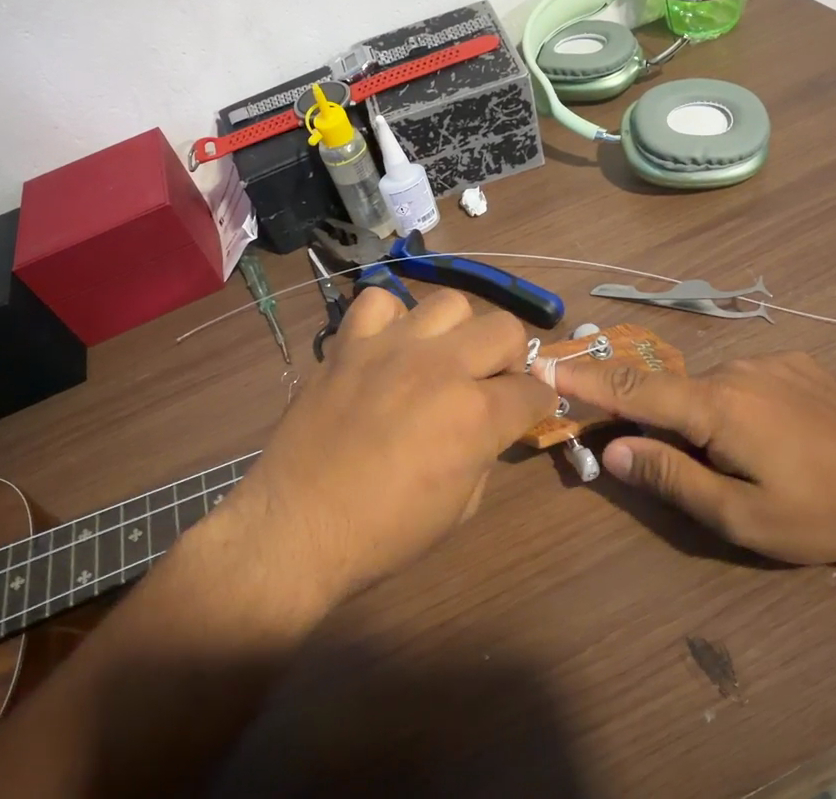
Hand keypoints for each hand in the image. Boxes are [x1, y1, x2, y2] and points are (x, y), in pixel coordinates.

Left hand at [220, 288, 555, 602]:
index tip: (526, 414)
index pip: (534, 390)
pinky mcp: (349, 344)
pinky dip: (392, 320)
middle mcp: (441, 367)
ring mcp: (392, 348)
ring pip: (450, 302)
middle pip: (506, 328)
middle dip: (509, 360)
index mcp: (476, 415)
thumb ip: (486, 451)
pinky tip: (389, 350)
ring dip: (457, 333)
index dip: (536, 405)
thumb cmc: (385, 533)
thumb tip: (491, 426)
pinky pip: (380, 301)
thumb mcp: (462, 507)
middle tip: (487, 387)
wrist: (298, 527)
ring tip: (439, 362)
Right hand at [552, 352, 835, 564]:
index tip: (542, 365)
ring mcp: (767, 362)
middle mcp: (734, 370)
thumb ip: (673, 478)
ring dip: (698, 418)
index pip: (632, 388)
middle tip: (666, 464)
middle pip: (668, 391)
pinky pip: (740, 381)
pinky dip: (731, 406)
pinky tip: (771, 439)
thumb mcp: (742, 518)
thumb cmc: (822, 512)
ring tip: (741, 464)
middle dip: (650, 420)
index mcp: (715, 407)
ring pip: (706, 387)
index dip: (584, 378)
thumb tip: (615, 448)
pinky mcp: (794, 364)